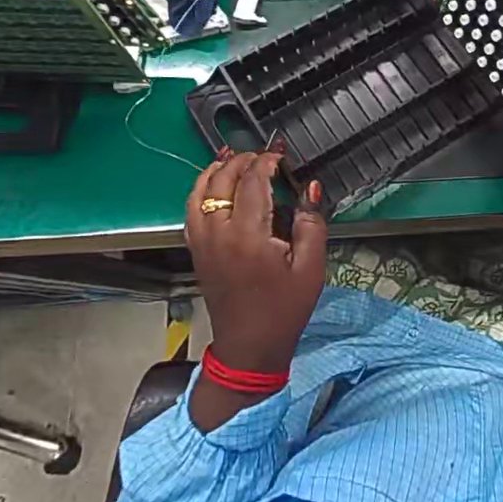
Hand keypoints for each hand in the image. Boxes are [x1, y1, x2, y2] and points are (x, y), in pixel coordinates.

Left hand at [185, 147, 326, 376]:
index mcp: (248, 235)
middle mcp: (218, 233)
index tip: (280, 155)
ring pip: (200, 191)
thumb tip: (309, 186)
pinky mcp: (196, 250)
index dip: (266, 162)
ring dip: (216, 169)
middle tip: (262, 155)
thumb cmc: (284, 310)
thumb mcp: (311, 268)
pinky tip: (213, 185)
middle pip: (222, 180)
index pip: (252, 182)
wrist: (250, 346)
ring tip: (233, 157)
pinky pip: (191, 209)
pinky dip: (201, 189)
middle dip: (242, 160)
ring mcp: (202, 241)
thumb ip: (311, 223)